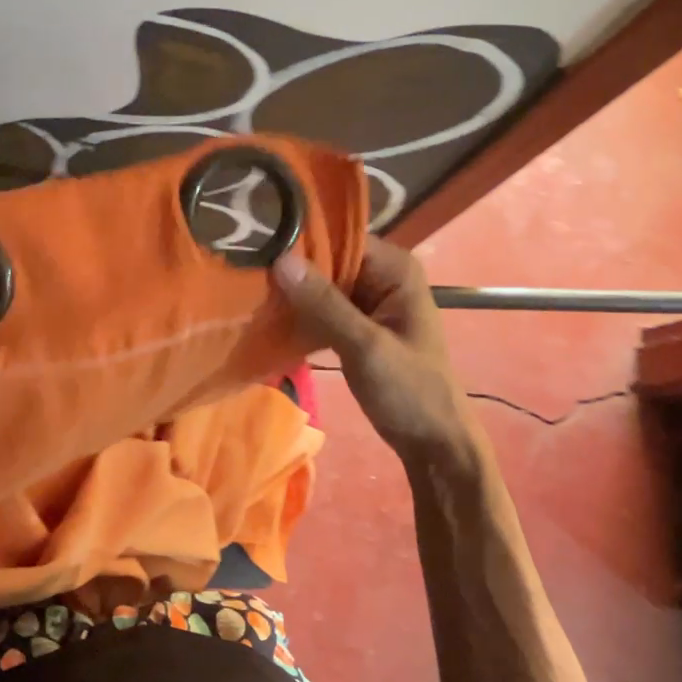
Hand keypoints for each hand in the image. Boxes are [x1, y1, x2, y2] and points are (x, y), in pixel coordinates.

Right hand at [272, 237, 469, 456]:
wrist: (433, 441)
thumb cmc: (409, 391)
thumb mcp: (365, 346)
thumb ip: (324, 304)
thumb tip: (281, 260)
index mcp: (396, 269)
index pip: (341, 240)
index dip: (302, 245)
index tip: (260, 254)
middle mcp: (383, 277)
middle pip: (329, 262)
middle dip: (292, 273)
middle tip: (247, 280)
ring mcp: (370, 303)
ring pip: (322, 287)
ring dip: (293, 297)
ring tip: (253, 300)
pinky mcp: (357, 327)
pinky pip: (323, 311)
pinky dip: (302, 317)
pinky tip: (271, 323)